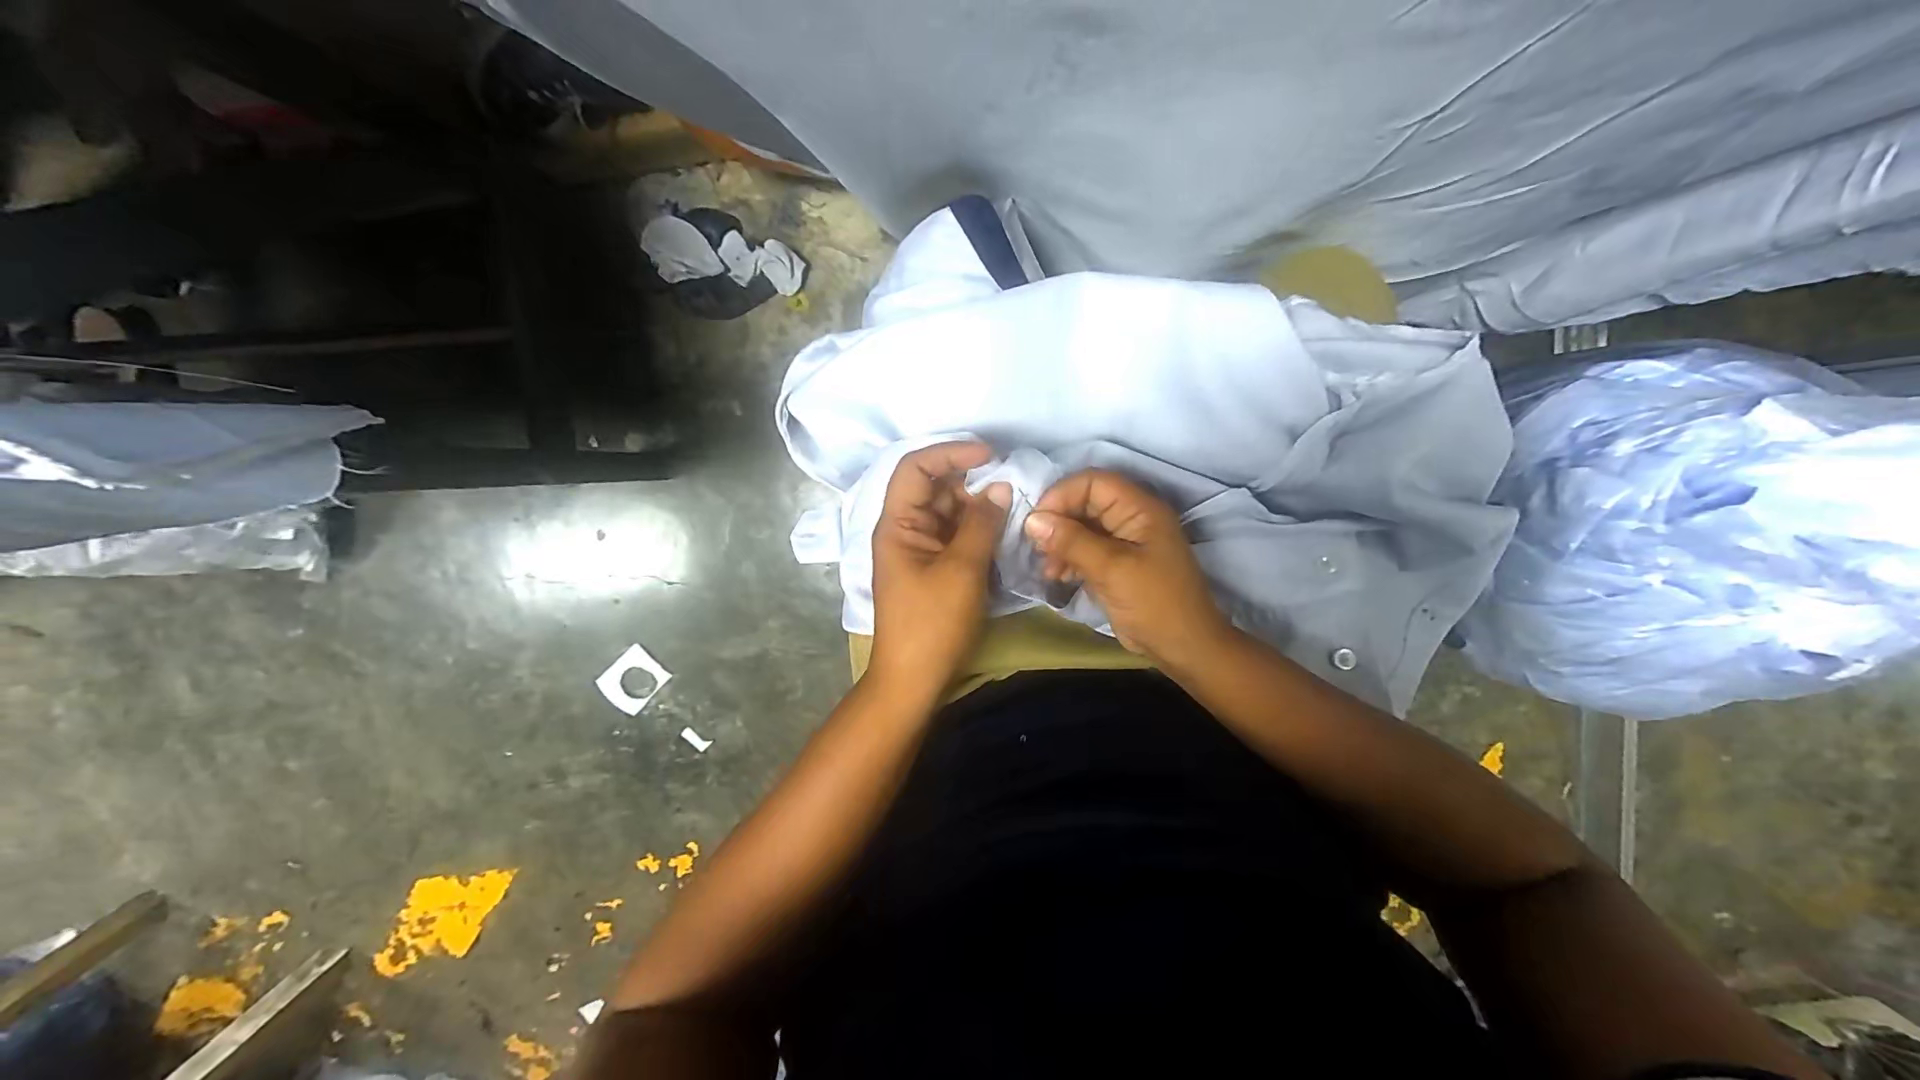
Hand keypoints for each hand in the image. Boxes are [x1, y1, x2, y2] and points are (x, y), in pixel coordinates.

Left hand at [868, 441, 1010, 698]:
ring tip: (1012, 511)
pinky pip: (955, 537)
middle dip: (971, 483)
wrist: (914, 681)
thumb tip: (999, 487)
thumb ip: (981, 524)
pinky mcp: (933, 570)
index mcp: (896, 524)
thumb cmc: (933, 624)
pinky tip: (1002, 534)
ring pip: (948, 513)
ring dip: (978, 508)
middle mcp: (903, 531)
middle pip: (934, 488)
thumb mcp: (962, 570)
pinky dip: (977, 532)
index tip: (990, 454)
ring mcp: (918, 551)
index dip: (950, 453)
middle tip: (1010, 488)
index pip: (915, 468)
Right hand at [1023, 469, 1233, 671]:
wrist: (1184, 648)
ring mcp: (1124, 542)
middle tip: (1037, 547)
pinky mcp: (1116, 564)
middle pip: (1085, 503)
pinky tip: (1056, 576)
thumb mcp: (1112, 569)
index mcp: (1140, 509)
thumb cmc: (1155, 603)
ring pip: (1082, 527)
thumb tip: (1033, 520)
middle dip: (1058, 521)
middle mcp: (1132, 519)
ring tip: (1047, 568)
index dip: (1062, 495)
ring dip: (1060, 543)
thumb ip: (1072, 541)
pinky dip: (1068, 559)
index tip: (1037, 521)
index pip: (1094, 483)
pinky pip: (1085, 549)